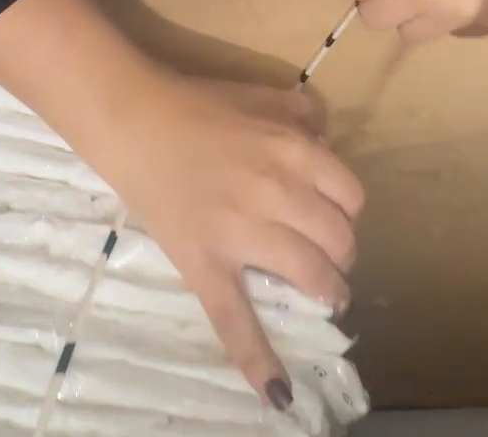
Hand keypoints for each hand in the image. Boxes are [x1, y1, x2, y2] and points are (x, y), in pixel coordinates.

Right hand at [85, 71, 362, 405]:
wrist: (136, 121)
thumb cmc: (201, 104)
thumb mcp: (264, 96)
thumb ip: (302, 115)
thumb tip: (326, 142)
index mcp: (295, 152)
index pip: (351, 197)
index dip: (349, 212)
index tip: (337, 219)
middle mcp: (279, 193)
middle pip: (339, 239)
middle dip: (342, 253)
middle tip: (332, 257)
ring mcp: (242, 234)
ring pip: (308, 274)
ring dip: (328, 290)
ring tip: (329, 297)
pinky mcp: (207, 265)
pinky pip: (236, 319)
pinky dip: (257, 360)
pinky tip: (277, 392)